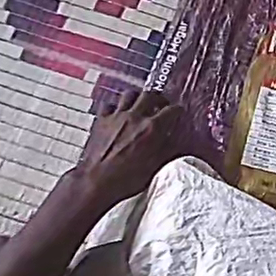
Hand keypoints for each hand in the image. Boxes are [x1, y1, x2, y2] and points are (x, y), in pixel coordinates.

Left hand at [65, 90, 183, 212]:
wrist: (97, 181)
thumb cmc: (125, 179)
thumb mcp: (154, 167)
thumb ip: (166, 151)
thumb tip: (173, 144)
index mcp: (152, 129)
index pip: (171, 110)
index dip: (177, 110)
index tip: (178, 112)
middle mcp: (135, 118)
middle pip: (150, 95)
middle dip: (158, 98)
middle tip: (161, 104)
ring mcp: (117, 117)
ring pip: (129, 95)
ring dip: (137, 97)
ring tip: (140, 104)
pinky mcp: (102, 121)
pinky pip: (109, 105)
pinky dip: (115, 106)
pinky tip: (117, 113)